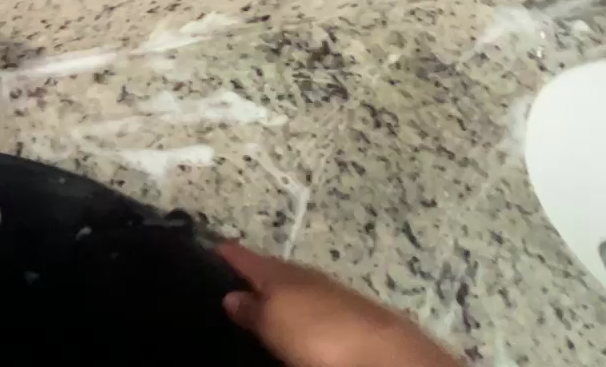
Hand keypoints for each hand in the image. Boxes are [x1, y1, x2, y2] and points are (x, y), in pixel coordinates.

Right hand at [218, 241, 459, 366]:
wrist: (390, 360)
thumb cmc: (320, 336)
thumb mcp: (274, 324)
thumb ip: (252, 310)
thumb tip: (231, 295)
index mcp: (282, 274)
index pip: (250, 259)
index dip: (232, 255)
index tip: (215, 248)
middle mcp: (307, 279)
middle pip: (277, 271)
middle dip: (259, 273)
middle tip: (238, 281)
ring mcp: (335, 299)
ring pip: (301, 289)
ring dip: (285, 294)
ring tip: (269, 306)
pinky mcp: (358, 325)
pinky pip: (321, 310)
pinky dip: (307, 313)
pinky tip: (306, 328)